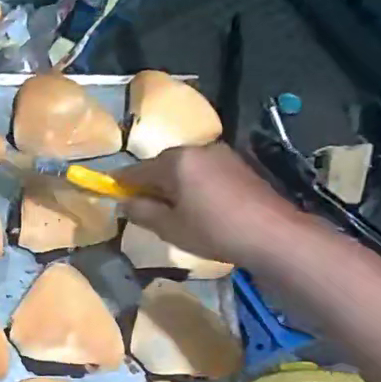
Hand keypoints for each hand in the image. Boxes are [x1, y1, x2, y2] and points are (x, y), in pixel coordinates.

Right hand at [116, 143, 304, 265]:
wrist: (271, 233)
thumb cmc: (213, 231)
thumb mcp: (170, 228)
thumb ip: (142, 211)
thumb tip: (124, 202)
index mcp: (175, 161)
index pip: (136, 170)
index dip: (120, 182)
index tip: (109, 191)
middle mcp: (197, 148)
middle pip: (162, 164)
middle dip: (150, 183)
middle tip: (142, 207)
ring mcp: (221, 154)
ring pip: (185, 167)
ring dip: (173, 184)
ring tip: (172, 210)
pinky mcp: (238, 164)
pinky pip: (204, 171)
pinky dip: (193, 184)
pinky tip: (197, 206)